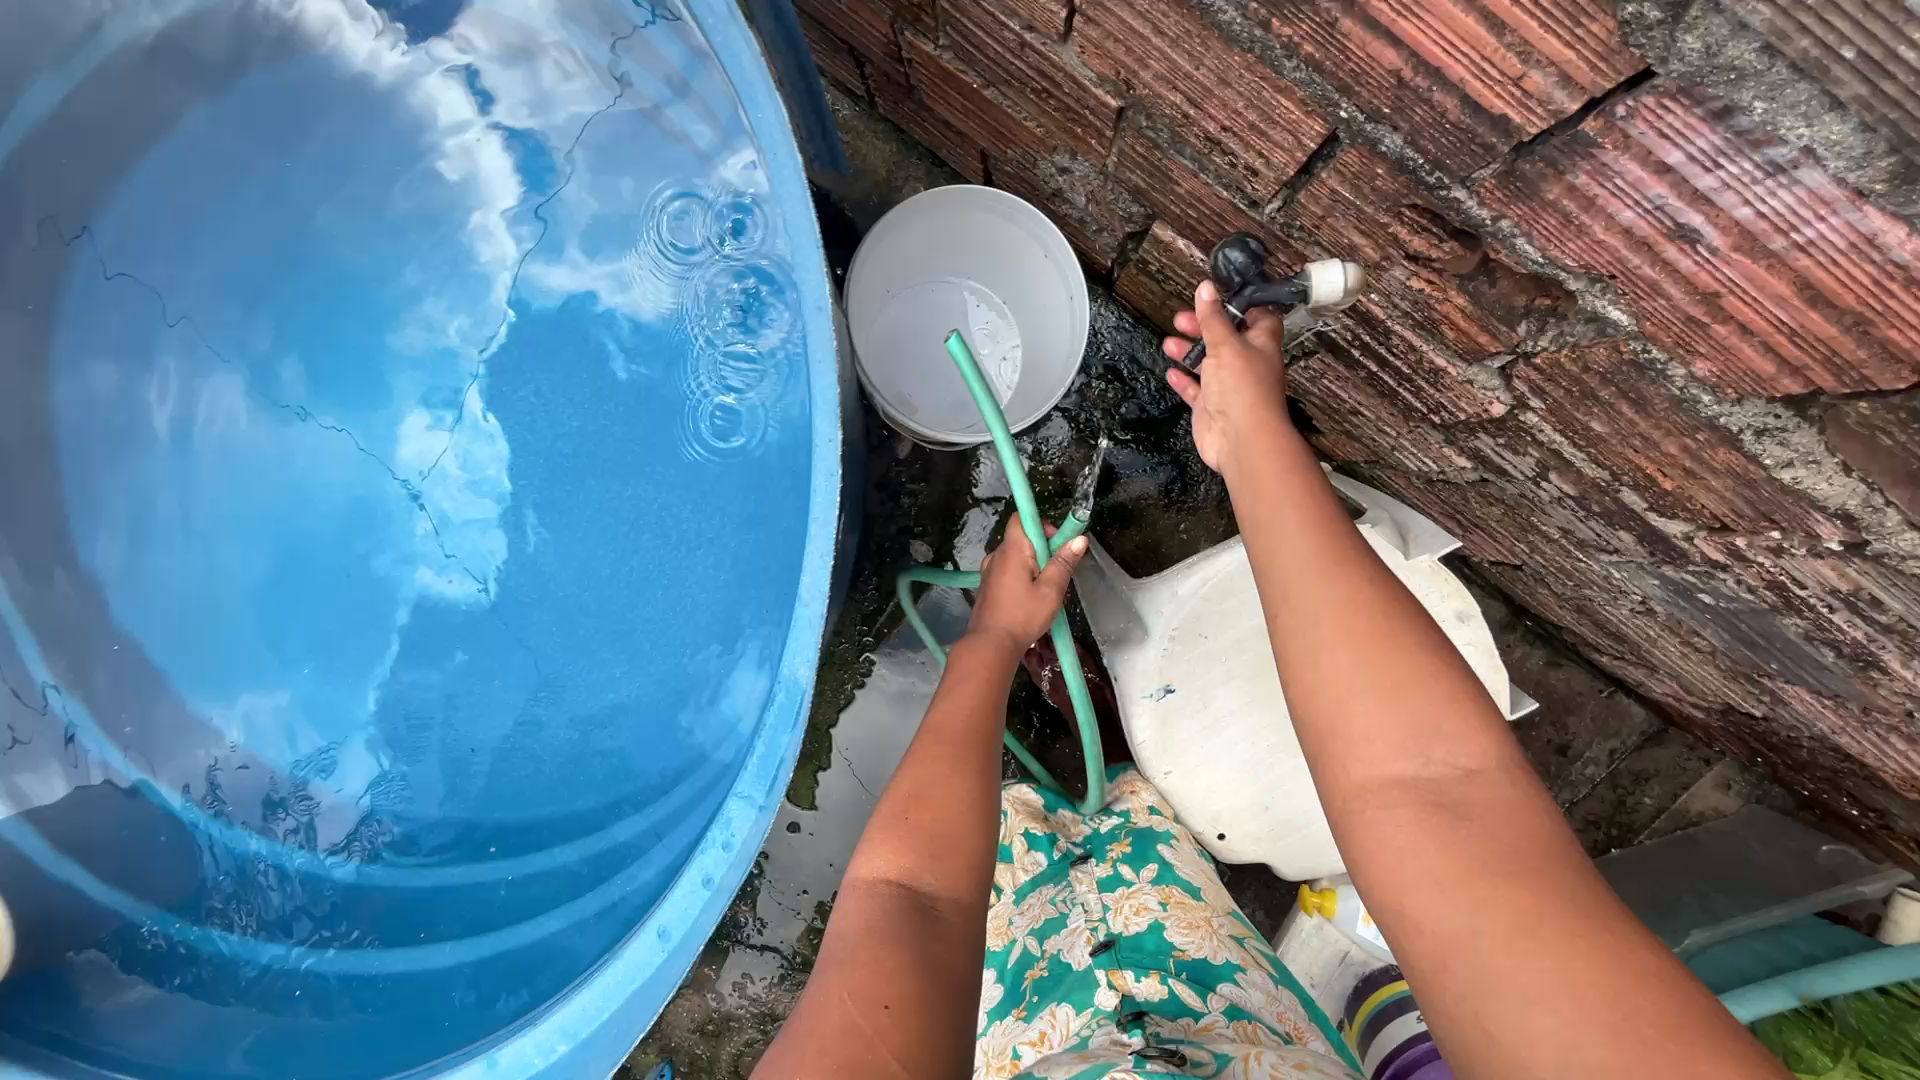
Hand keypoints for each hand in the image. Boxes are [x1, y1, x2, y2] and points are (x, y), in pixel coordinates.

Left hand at [966, 513, 1087, 657]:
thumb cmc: (1022, 616)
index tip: (1057, 543)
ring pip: (1015, 557)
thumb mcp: (1050, 591)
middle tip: (1058, 572)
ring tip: (1047, 589)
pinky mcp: (988, 586)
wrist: (990, 645)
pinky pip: (1008, 571)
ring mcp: (989, 571)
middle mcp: (996, 555)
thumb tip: (1079, 539)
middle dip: (1043, 549)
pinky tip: (1031, 599)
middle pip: (1021, 538)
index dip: (1041, 524)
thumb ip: (1063, 563)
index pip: (1021, 518)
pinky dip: (1022, 577)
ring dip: (1033, 565)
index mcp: (1011, 550)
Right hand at [1161, 279, 1291, 475]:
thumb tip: (1206, 288)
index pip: (1256, 317)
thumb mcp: (1226, 344)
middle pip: (1224, 339)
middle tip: (1181, 319)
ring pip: (1207, 364)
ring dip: (1189, 352)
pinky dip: (1184, 381)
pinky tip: (1172, 373)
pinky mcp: (1211, 407)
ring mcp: (1227, 386)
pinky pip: (1196, 390)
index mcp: (1260, 344)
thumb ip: (1213, 317)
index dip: (1238, 307)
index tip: (1217, 299)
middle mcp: (1245, 364)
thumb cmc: (1243, 389)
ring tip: (1169, 343)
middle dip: (1203, 328)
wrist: (1240, 438)